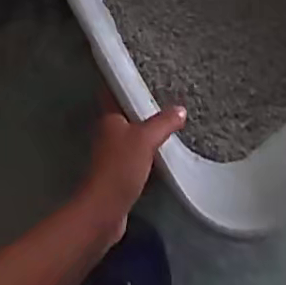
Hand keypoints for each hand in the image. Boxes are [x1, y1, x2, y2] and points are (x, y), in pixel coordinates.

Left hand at [77, 89, 185, 242]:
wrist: (105, 210)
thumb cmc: (120, 167)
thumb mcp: (146, 139)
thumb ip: (163, 123)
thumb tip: (181, 109)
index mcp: (109, 118)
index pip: (113, 91)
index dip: (124, 82)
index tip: (141, 74)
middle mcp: (107, 132)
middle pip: (125, 114)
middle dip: (141, 108)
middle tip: (164, 99)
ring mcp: (111, 154)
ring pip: (131, 136)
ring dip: (146, 133)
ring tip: (168, 124)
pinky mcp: (118, 174)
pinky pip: (136, 156)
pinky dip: (148, 154)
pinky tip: (163, 154)